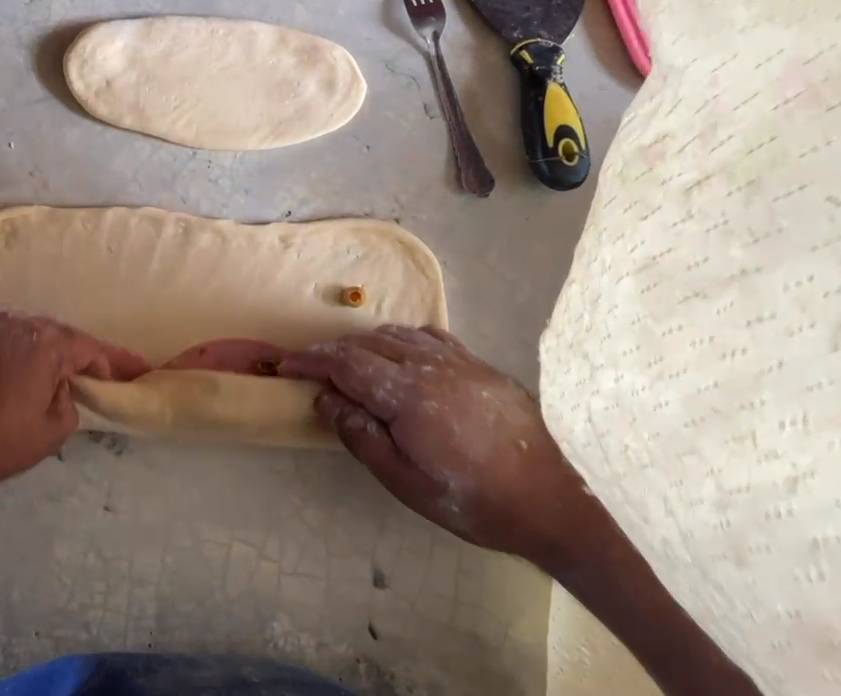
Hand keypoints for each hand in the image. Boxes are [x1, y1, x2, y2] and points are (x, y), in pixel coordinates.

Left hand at [0, 310, 146, 498]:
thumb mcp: (43, 435)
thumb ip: (68, 405)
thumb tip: (61, 390)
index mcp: (43, 341)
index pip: (93, 349)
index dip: (119, 364)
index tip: (142, 371)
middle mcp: (14, 318)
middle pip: (57, 337)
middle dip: (76, 359)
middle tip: (94, 383)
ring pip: (23, 335)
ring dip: (39, 355)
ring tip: (45, 382)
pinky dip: (8, 354)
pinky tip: (3, 377)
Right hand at [279, 325, 595, 563]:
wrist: (554, 504)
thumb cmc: (472, 501)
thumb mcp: (404, 481)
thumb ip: (359, 434)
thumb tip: (324, 398)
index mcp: (408, 395)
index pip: (344, 363)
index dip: (310, 361)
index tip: (285, 366)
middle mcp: (430, 366)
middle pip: (365, 344)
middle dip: (331, 353)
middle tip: (310, 369)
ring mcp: (459, 362)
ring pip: (396, 335)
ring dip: (363, 345)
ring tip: (348, 364)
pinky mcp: (481, 366)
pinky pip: (429, 337)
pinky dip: (401, 340)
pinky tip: (398, 355)